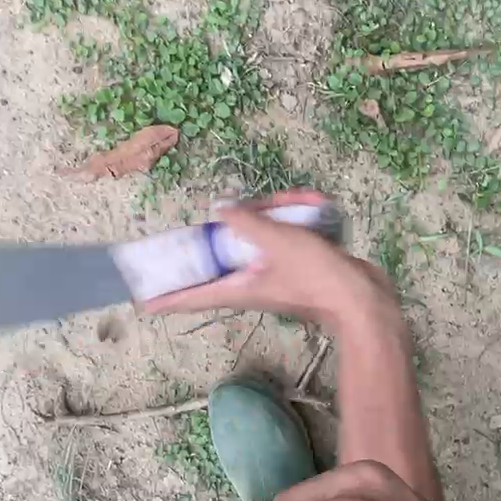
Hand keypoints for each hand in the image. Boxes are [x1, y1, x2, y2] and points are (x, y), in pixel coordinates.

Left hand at [141, 190, 397, 333]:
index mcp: (236, 288)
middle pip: (225, 251)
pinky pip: (284, 238)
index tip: (138, 299)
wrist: (362, 297)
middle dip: (239, 221)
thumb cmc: (315, 276)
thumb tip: (220, 210)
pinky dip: (296, 221)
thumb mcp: (276, 241)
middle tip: (259, 203)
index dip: (163, 296)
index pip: (189, 296)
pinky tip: (313, 205)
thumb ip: (245, 222)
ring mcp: (274, 273)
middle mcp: (250, 283)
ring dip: (278, 213)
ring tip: (302, 201)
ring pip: (258, 237)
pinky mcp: (297, 266)